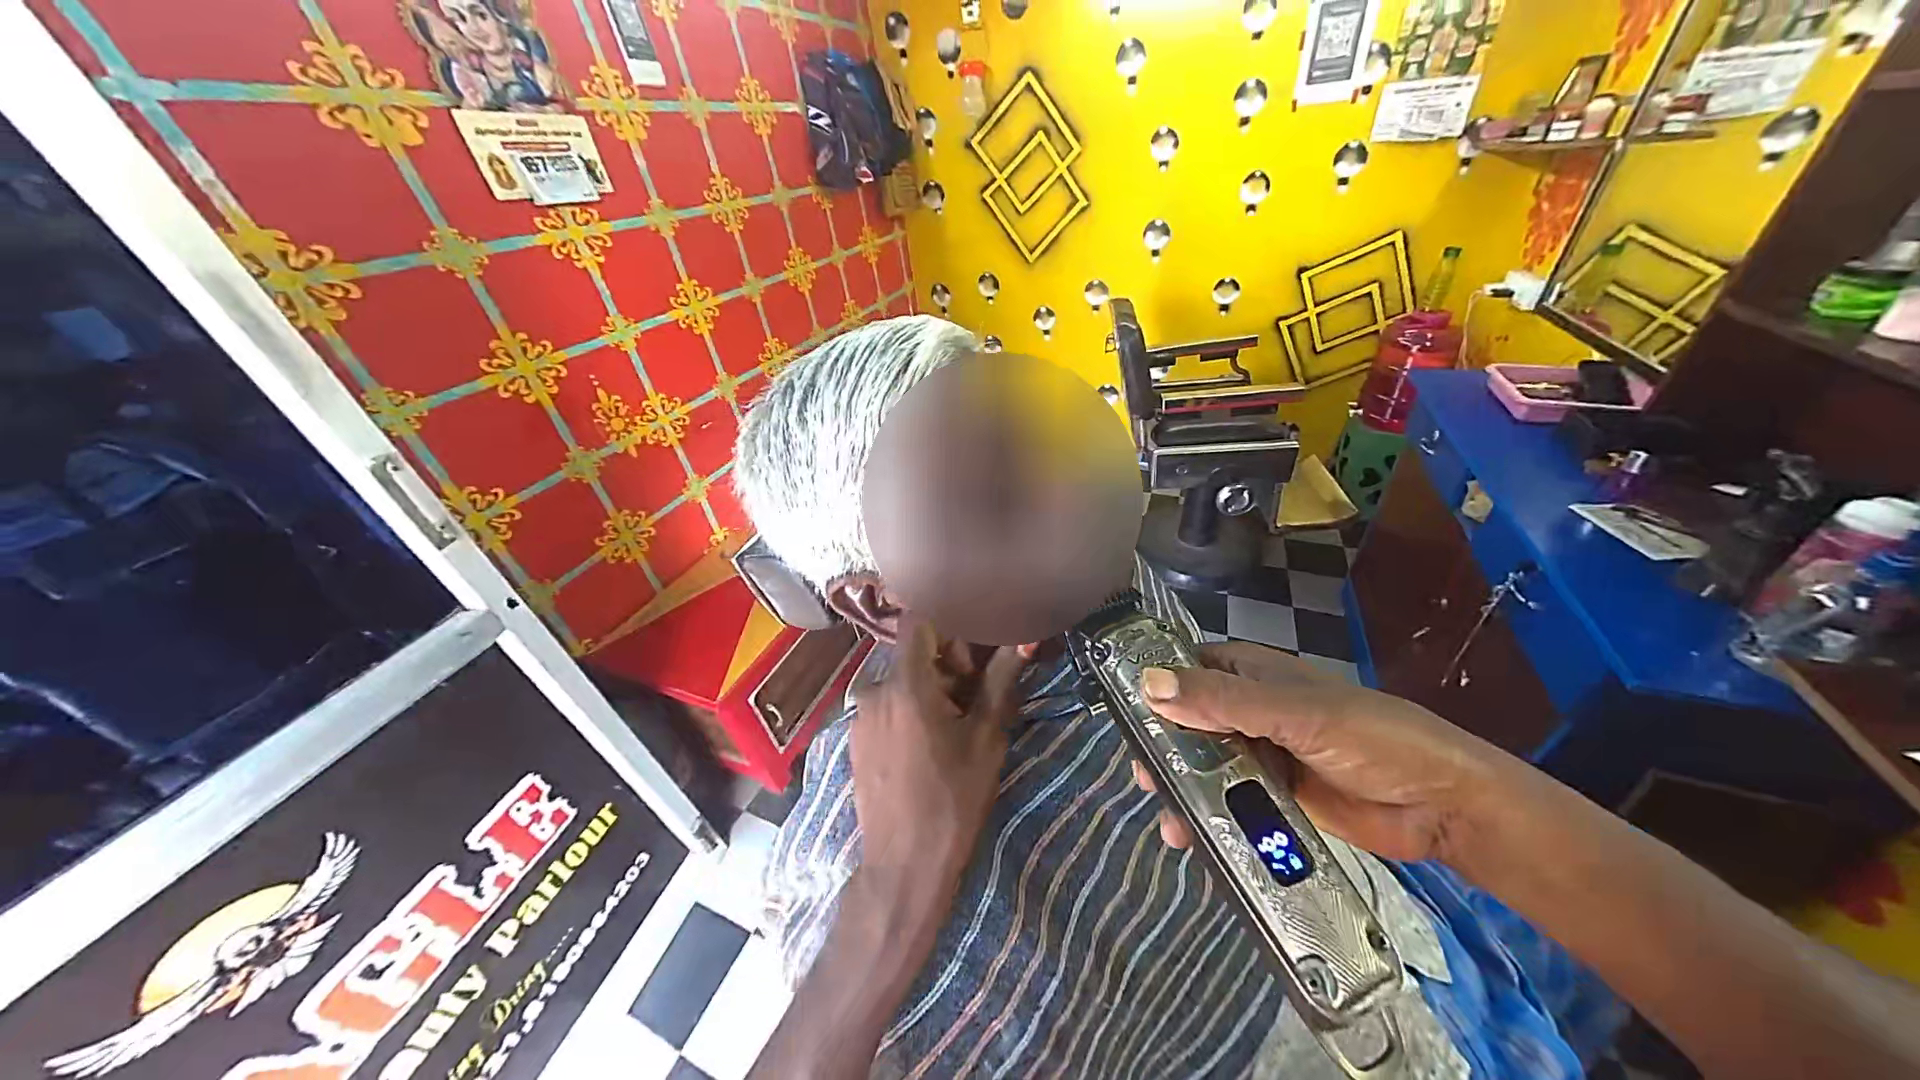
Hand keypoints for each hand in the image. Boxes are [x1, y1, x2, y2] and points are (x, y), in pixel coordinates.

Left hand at [851, 616, 1032, 883]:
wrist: (904, 865)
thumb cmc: (953, 799)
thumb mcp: (985, 737)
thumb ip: (1001, 680)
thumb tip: (1026, 638)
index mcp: (904, 683)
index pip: (919, 623)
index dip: (949, 633)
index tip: (972, 665)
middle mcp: (873, 691)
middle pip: (912, 655)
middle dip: (945, 668)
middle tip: (973, 704)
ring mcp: (858, 717)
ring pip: (899, 683)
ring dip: (929, 692)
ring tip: (953, 732)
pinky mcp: (854, 740)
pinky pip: (885, 708)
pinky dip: (908, 712)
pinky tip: (926, 750)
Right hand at [1131, 642, 1513, 864]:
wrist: (1443, 805)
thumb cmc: (1372, 738)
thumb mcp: (1294, 713)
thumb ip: (1222, 702)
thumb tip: (1149, 685)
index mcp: (1252, 674)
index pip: (1187, 669)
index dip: (1154, 685)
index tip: (1122, 713)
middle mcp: (1249, 710)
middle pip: (1188, 721)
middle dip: (1162, 747)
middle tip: (1144, 776)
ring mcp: (1261, 754)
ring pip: (1204, 765)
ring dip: (1182, 788)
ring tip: (1169, 818)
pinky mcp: (1273, 796)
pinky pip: (1229, 802)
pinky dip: (1208, 816)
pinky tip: (1192, 838)